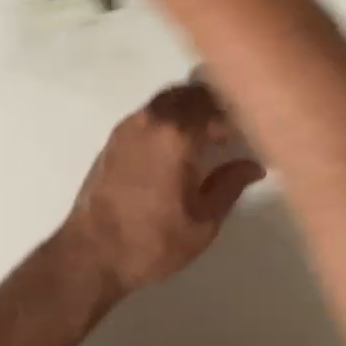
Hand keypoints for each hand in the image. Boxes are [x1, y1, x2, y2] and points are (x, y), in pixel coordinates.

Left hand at [61, 83, 266, 293]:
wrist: (91, 253)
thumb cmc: (153, 241)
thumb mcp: (203, 222)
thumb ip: (230, 185)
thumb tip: (254, 166)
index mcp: (179, 135)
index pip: (216, 106)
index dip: (234, 117)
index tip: (243, 135)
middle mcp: (154, 118)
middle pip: (192, 92)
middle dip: (213, 106)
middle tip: (226, 132)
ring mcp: (131, 123)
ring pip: (170, 97)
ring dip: (190, 108)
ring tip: (202, 137)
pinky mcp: (116, 133)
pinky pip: (151, 110)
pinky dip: (169, 115)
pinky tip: (174, 144)